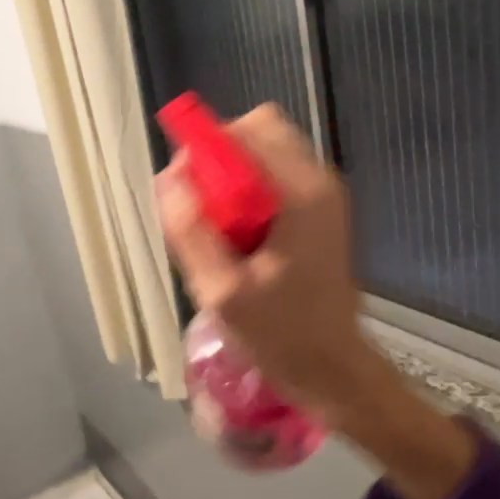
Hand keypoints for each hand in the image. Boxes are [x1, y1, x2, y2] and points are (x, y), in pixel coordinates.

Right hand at [155, 103, 382, 422]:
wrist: (332, 368)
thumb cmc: (280, 334)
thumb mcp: (222, 291)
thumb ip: (191, 231)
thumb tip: (168, 178)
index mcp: (302, 193)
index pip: (247, 130)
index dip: (207, 150)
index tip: (187, 194)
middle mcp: (318, 181)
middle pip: (256, 133)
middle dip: (218, 163)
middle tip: (203, 216)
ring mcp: (322, 196)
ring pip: (262, 156)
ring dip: (231, 183)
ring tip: (221, 236)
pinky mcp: (318, 212)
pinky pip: (272, 180)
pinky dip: (247, 198)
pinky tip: (240, 244)